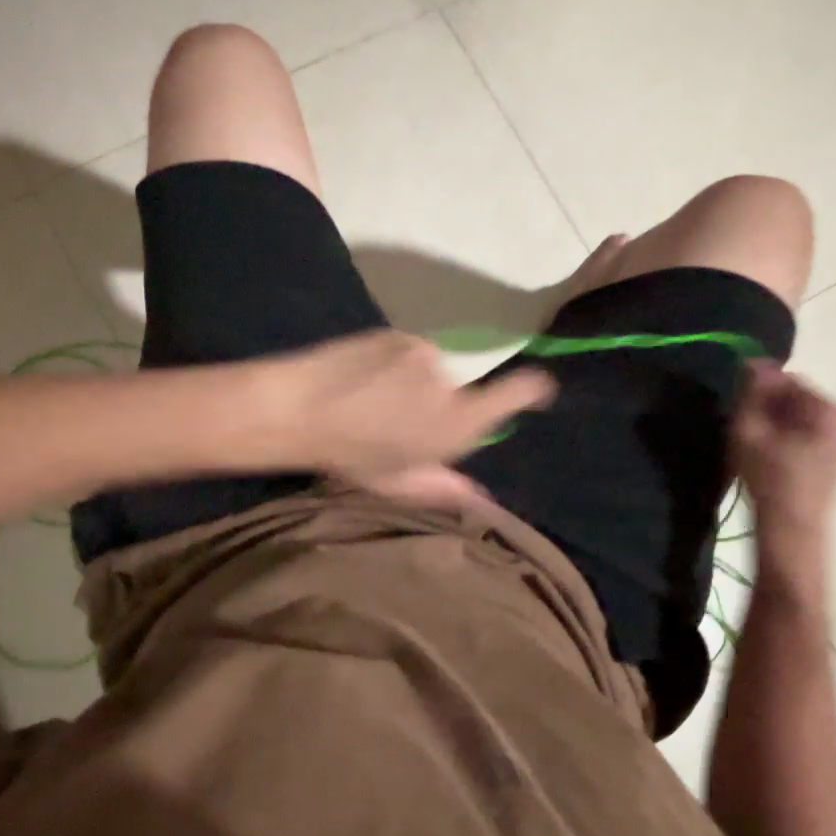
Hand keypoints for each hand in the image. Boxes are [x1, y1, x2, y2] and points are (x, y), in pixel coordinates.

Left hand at [266, 330, 553, 505]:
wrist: (298, 408)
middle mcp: (451, 384)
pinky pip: (408, 353)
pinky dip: (393, 365)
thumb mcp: (397, 483)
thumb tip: (484, 500)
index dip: (531, 389)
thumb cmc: (349, 455)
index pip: (515, 393)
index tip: (536, 390)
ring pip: (431, 372)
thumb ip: (445, 488)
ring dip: (413, 384)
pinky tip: (362, 379)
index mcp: (457, 425)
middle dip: (441, 404)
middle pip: (461, 391)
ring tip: (372, 401)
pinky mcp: (399, 334)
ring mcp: (425, 354)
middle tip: (397, 421)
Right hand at [731, 360, 835, 537]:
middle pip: (799, 397)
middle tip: (748, 430)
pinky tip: (775, 457)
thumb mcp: (750, 430)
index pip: (789, 380)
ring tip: (760, 446)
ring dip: (780, 423)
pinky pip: (812, 432)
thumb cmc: (768, 479)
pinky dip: (792, 437)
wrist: (793, 528)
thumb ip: (753, 392)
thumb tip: (755, 362)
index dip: (760, 392)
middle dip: (772, 407)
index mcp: (832, 409)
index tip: (741, 411)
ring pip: (803, 415)